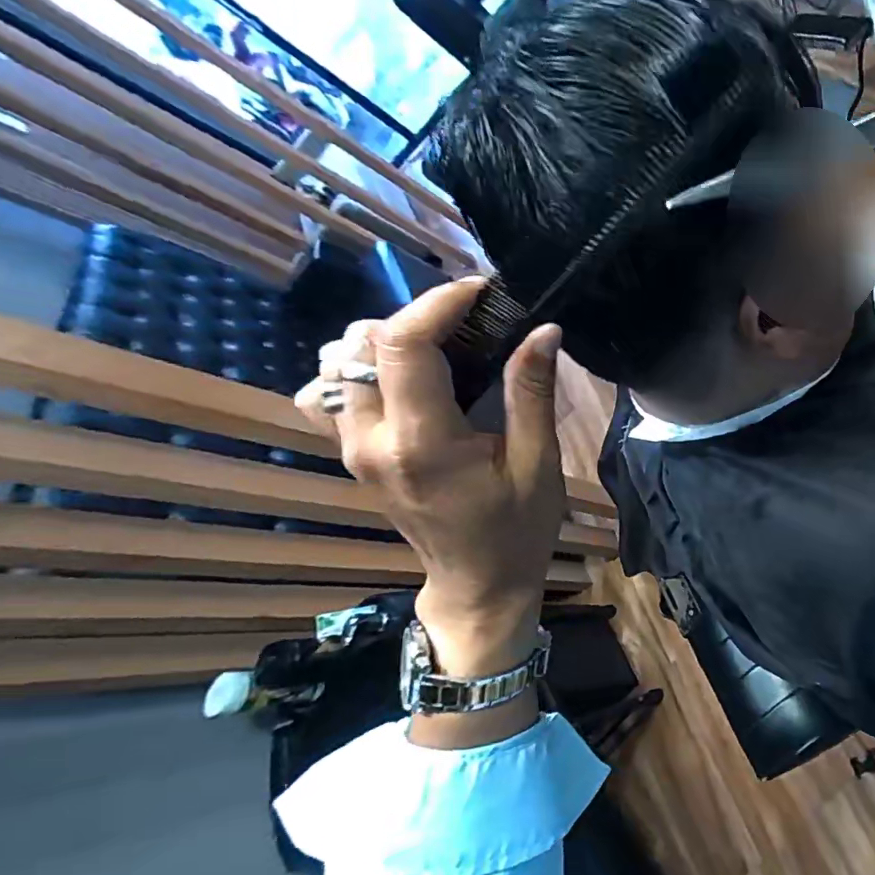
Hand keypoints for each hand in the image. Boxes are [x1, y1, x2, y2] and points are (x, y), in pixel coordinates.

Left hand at [294, 278, 565, 678]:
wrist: (477, 584)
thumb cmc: (516, 530)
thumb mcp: (537, 464)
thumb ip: (532, 393)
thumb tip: (543, 329)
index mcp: (423, 442)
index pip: (405, 344)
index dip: (440, 303)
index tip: (482, 291)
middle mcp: (372, 439)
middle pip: (363, 342)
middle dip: (417, 318)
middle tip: (469, 326)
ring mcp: (352, 448)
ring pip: (340, 361)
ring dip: (387, 340)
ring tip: (439, 350)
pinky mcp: (350, 454)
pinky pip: (331, 392)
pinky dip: (360, 370)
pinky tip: (401, 380)